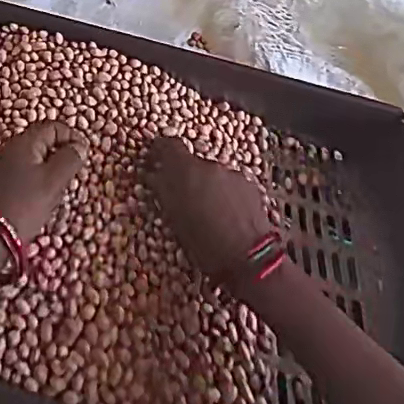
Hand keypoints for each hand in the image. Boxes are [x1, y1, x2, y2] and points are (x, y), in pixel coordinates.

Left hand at [0, 121, 86, 240]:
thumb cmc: (23, 204)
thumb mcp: (53, 180)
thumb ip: (69, 159)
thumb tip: (79, 146)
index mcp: (25, 141)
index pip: (53, 126)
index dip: (72, 137)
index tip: (84, 155)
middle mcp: (12, 149)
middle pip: (44, 143)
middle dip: (62, 154)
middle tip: (75, 173)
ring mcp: (3, 168)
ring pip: (35, 161)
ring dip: (52, 171)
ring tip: (61, 190)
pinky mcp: (0, 186)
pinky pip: (26, 177)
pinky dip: (39, 183)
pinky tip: (43, 201)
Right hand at [147, 133, 272, 282]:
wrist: (250, 258)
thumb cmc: (204, 242)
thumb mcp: (174, 218)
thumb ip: (163, 190)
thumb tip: (153, 174)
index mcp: (185, 169)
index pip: (168, 145)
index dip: (160, 151)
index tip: (155, 160)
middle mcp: (209, 165)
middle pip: (192, 163)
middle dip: (187, 178)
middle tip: (184, 200)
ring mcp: (232, 175)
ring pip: (212, 176)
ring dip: (208, 188)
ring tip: (209, 214)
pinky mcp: (249, 187)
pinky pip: (230, 185)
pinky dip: (226, 196)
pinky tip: (228, 217)